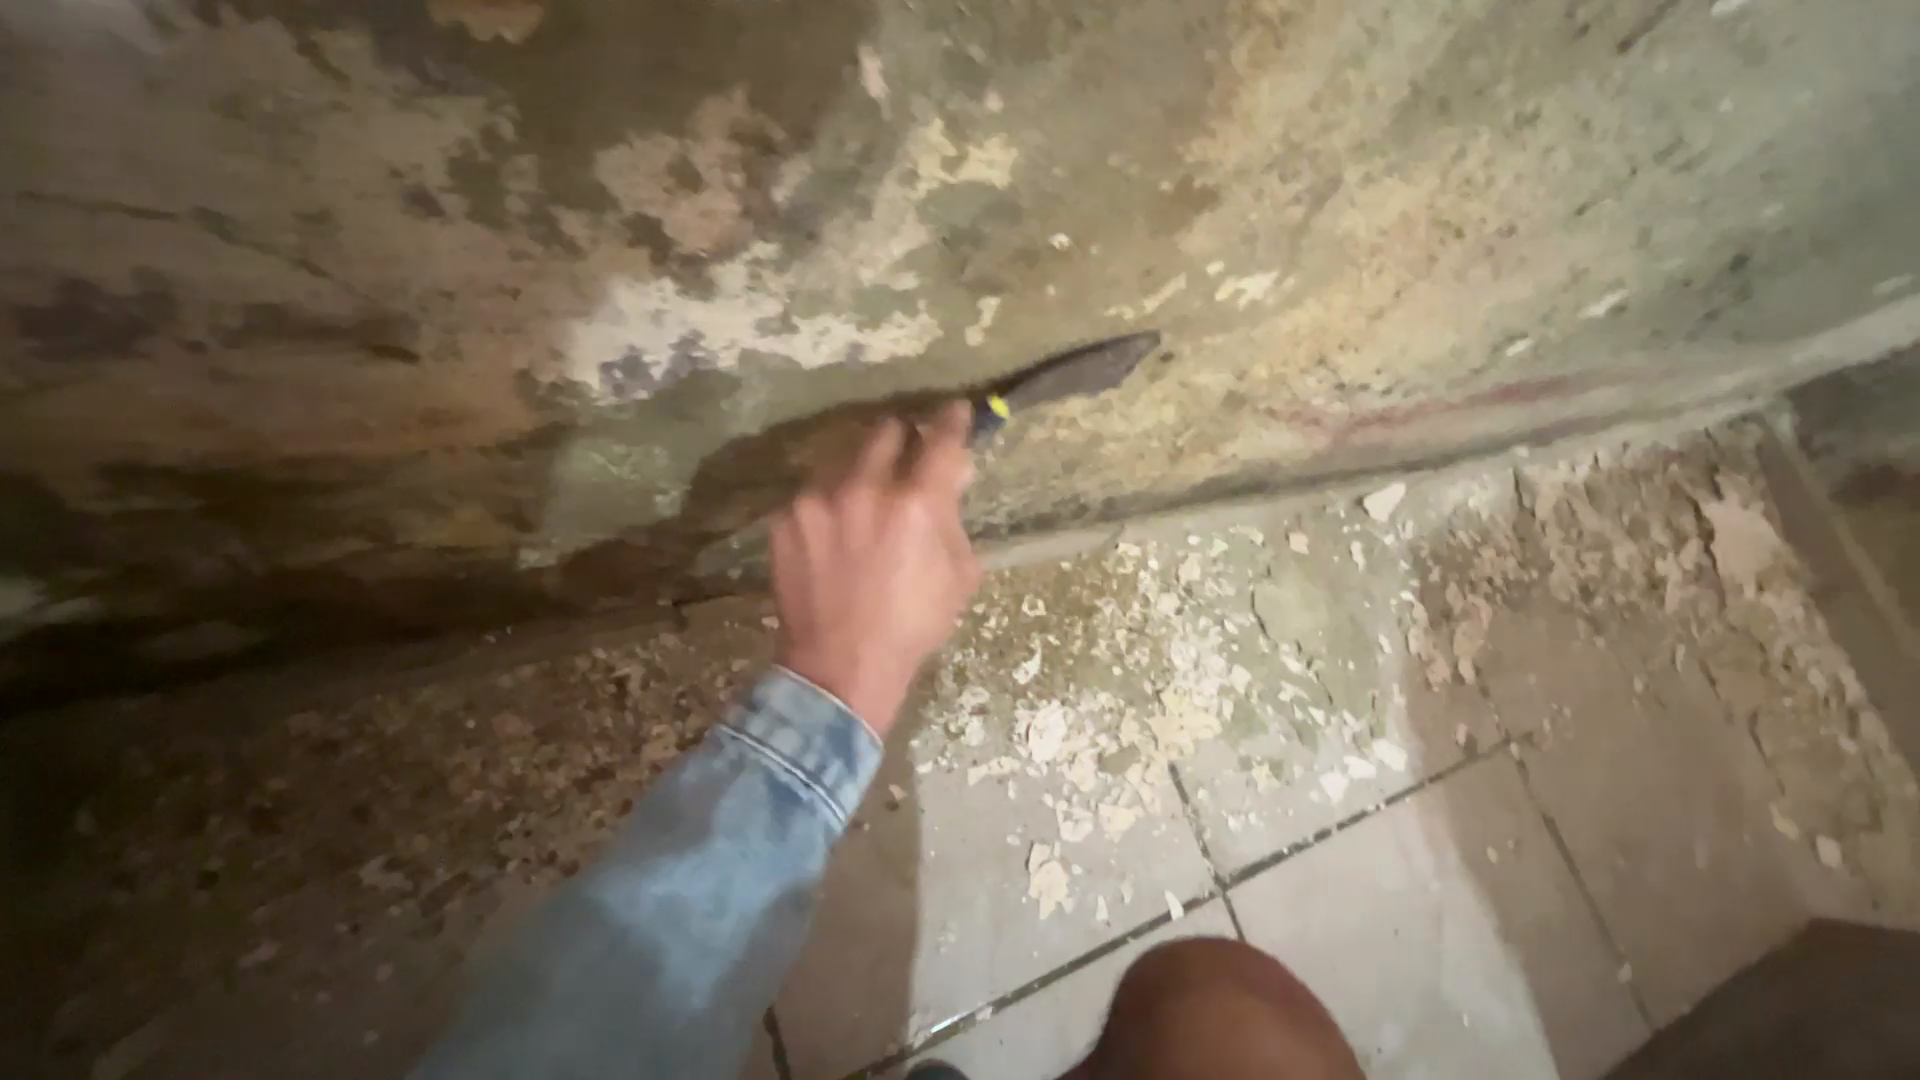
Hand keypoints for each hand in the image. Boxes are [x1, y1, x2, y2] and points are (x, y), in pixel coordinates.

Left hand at [770, 401, 982, 736]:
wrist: (840, 666)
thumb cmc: (913, 626)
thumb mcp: (959, 574)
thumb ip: (956, 515)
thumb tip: (953, 475)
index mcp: (915, 502)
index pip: (941, 439)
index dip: (953, 420)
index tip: (957, 411)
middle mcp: (864, 488)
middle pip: (886, 431)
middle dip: (902, 440)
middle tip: (906, 461)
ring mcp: (817, 500)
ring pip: (843, 456)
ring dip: (861, 470)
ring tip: (863, 502)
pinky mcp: (785, 518)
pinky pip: (813, 491)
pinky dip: (830, 503)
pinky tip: (834, 533)